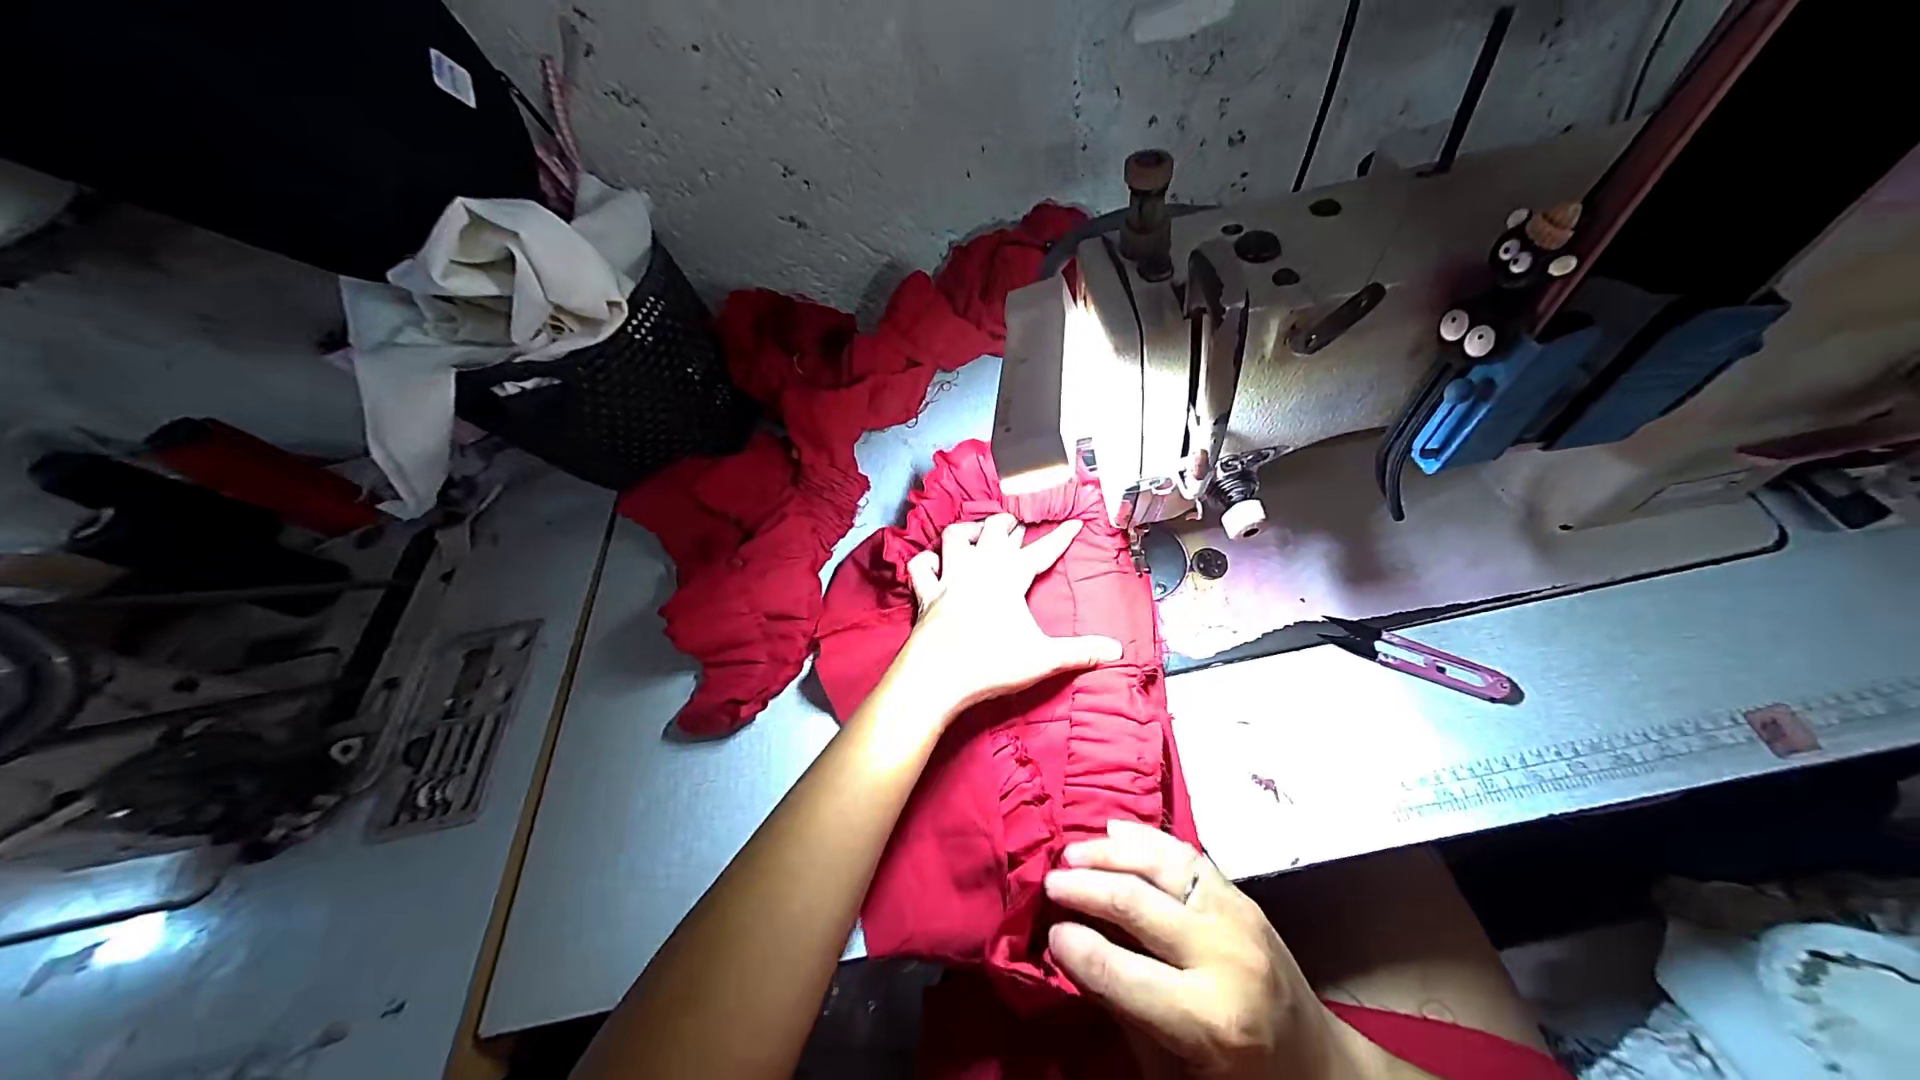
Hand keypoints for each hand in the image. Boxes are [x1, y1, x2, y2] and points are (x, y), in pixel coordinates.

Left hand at [897, 513, 1121, 717]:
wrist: (937, 677)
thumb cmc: (989, 664)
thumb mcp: (1043, 658)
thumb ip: (1080, 652)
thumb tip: (1115, 650)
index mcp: (1009, 577)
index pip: (1042, 550)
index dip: (1060, 537)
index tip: (1073, 523)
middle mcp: (978, 568)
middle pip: (995, 531)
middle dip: (1009, 525)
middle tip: (1018, 527)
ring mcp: (949, 578)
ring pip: (956, 536)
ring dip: (969, 530)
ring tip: (979, 532)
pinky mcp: (926, 593)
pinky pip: (921, 565)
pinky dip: (927, 559)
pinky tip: (934, 561)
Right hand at [1044, 821, 1359, 1079]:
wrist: (1319, 1066)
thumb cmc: (1241, 1079)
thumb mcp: (1176, 1069)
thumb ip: (1124, 1007)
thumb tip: (1072, 953)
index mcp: (1210, 1018)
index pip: (1122, 972)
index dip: (1076, 949)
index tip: (1049, 933)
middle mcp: (1224, 956)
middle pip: (1136, 904)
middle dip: (1083, 889)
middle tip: (1049, 884)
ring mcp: (1238, 917)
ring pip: (1160, 864)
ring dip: (1109, 854)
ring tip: (1072, 852)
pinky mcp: (1243, 896)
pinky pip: (1186, 854)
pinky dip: (1145, 839)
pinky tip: (1115, 832)